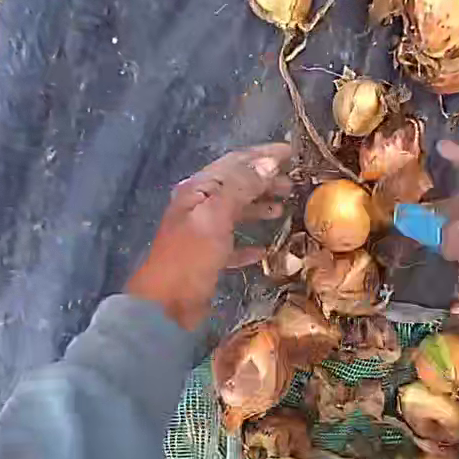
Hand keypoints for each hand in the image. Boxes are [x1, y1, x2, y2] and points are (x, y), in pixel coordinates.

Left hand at [126, 142, 293, 329]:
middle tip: (292, 184)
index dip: (262, 156)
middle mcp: (199, 206)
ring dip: (259, 207)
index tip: (291, 153)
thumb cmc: (191, 256)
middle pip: (236, 185)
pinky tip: (264, 250)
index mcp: (198, 189)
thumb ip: (241, 187)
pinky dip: (249, 243)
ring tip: (283, 209)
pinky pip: (233, 244)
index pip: (235, 163)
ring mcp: (202, 232)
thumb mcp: (216, 215)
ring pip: (236, 212)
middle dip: (264, 181)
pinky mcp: (208, 258)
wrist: (165, 305)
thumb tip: (268, 163)